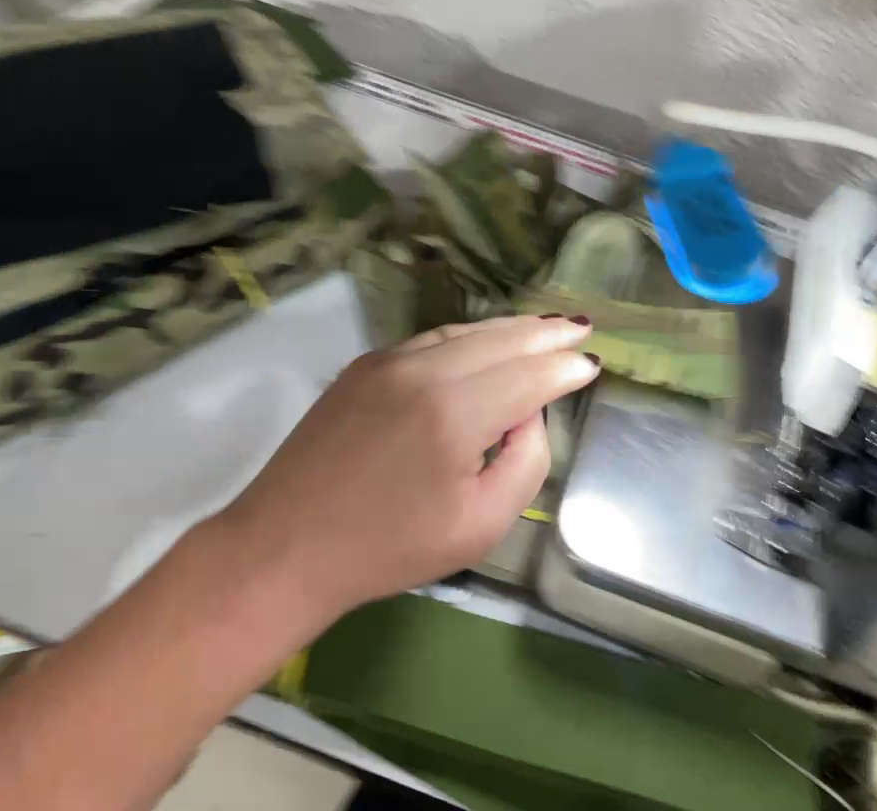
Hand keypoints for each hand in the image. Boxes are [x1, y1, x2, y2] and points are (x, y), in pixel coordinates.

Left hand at [207, 315, 598, 623]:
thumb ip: (525, 462)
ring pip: (466, 332)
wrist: (285, 547)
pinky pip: (433, 340)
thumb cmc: (390, 549)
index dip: (565, 368)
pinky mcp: (364, 365)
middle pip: (502, 339)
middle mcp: (424, 370)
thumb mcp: (481, 525)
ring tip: (545, 327)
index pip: (530, 375)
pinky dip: (470, 338)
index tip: (592, 365)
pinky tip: (487, 344)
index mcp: (456, 413)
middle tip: (582, 326)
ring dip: (510, 329)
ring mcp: (388, 361)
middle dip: (547, 333)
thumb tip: (529, 413)